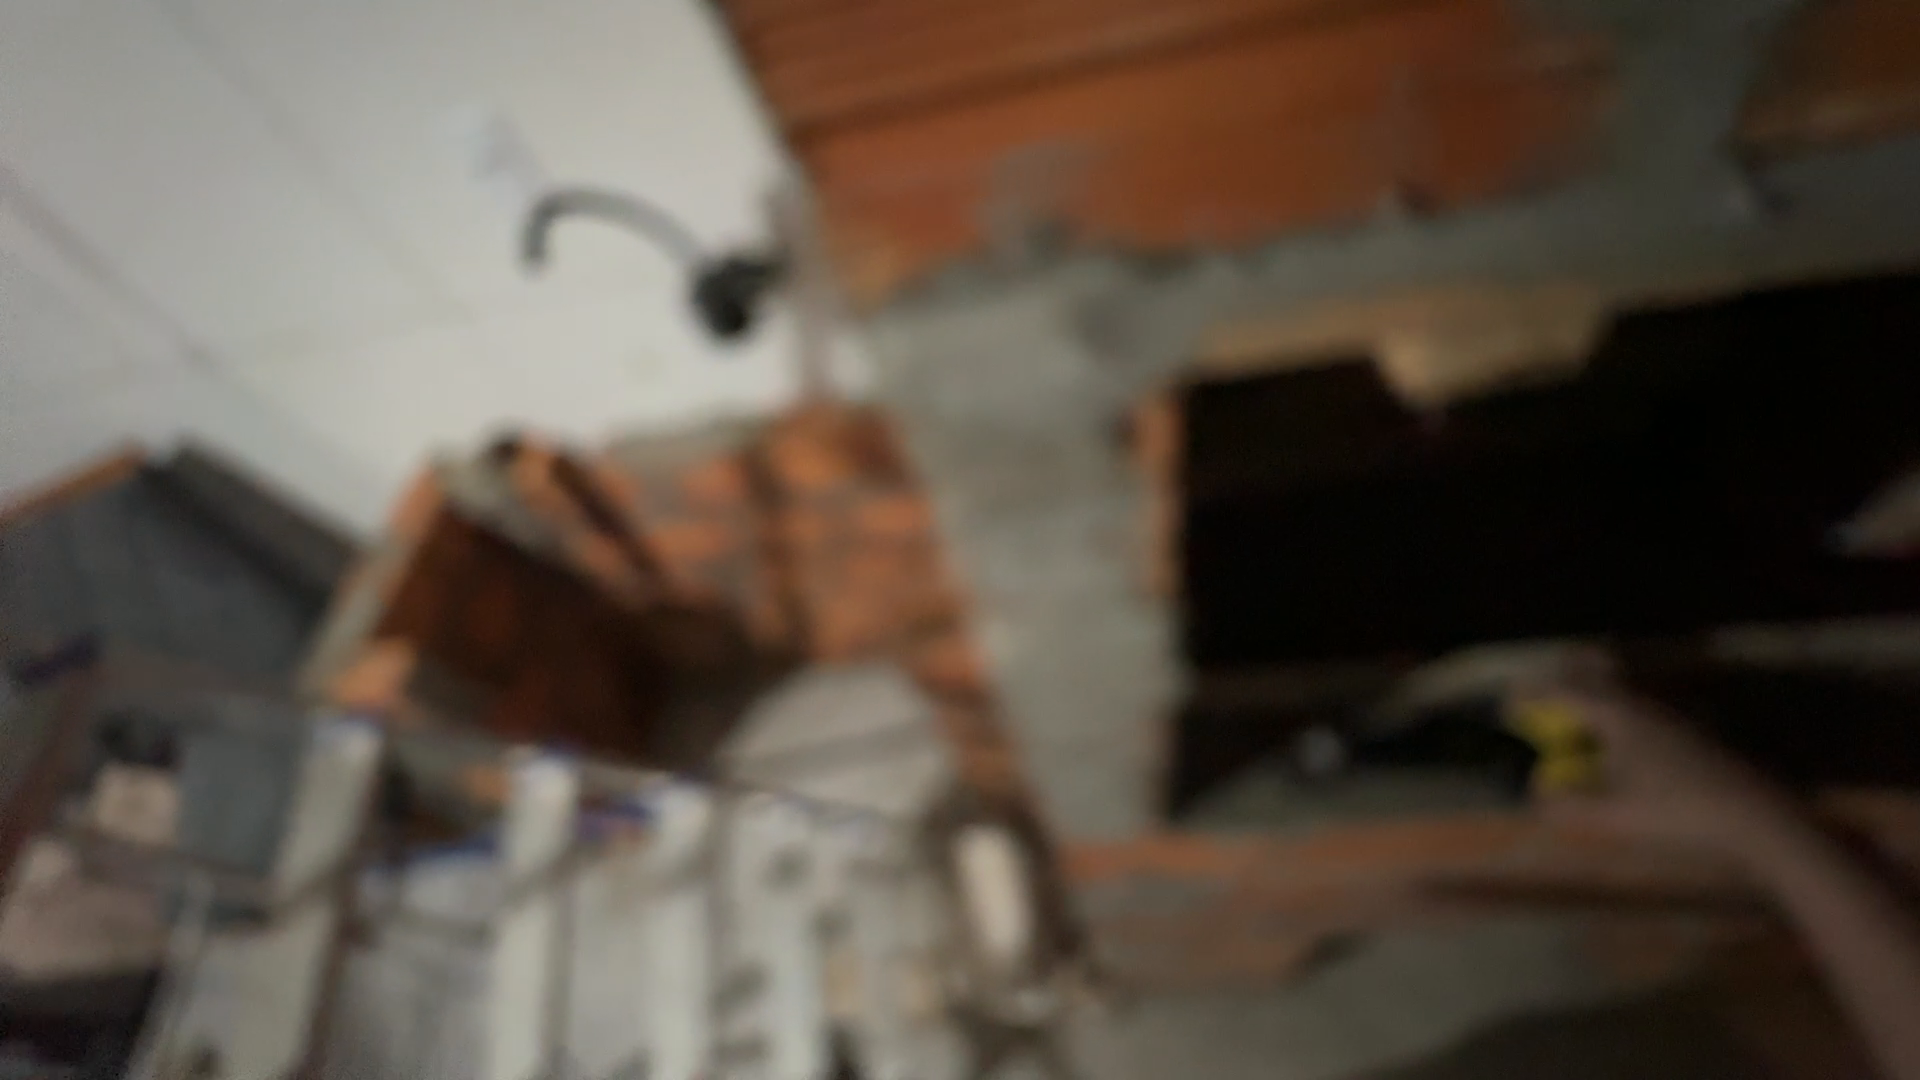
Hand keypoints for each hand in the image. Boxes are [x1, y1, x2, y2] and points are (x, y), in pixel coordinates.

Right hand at [1521, 661, 1803, 862]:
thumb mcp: (1613, 815)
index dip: (1531, 694)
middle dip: (1567, 673)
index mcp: (1617, 716)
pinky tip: (1623, 739)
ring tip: (1579, 711)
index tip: (1508, 704)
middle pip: (1599, 672)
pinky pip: (1647, 708)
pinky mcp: (1697, 736)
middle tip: (1544, 684)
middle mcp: (1643, 707)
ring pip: (1626, 689)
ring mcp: (1675, 718)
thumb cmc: (1679, 813)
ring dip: (1597, 691)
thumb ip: (1567, 804)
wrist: (1767, 824)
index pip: (1563, 691)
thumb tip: (1535, 794)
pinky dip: (1624, 710)